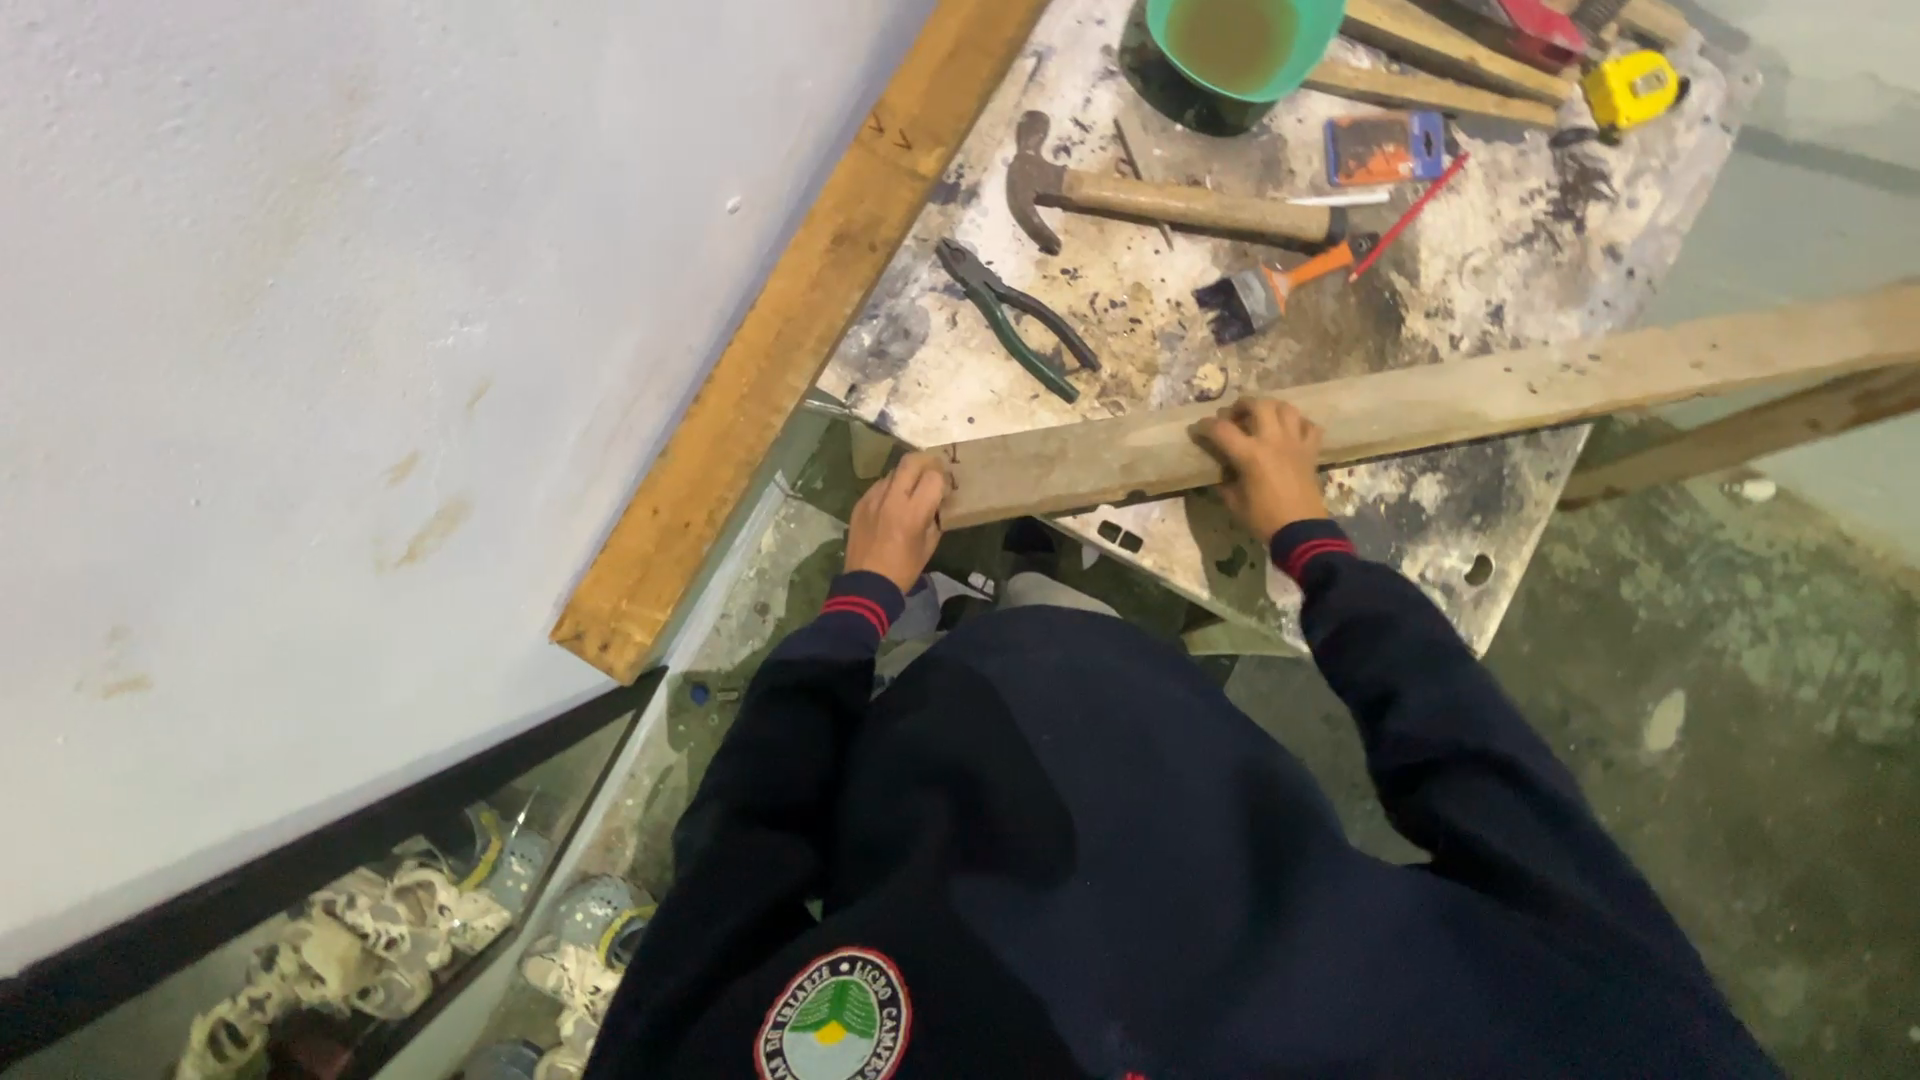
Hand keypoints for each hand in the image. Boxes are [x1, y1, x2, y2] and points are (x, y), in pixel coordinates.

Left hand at [845, 450, 949, 592]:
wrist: (867, 584)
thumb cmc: (904, 569)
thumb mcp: (929, 545)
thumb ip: (934, 519)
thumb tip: (937, 502)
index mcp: (913, 513)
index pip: (933, 476)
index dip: (943, 478)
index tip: (945, 486)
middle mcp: (892, 499)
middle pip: (911, 461)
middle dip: (926, 461)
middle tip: (932, 470)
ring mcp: (872, 499)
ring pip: (893, 472)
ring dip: (906, 475)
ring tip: (911, 489)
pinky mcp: (859, 504)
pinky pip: (878, 486)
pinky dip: (890, 488)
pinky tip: (892, 502)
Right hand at [1192, 396, 1328, 540]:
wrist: (1301, 530)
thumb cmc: (1263, 518)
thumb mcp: (1234, 501)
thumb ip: (1226, 480)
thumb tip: (1222, 470)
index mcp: (1250, 454)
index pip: (1221, 429)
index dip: (1204, 426)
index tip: (1197, 430)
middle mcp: (1273, 441)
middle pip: (1258, 404)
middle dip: (1240, 405)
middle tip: (1233, 416)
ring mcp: (1295, 443)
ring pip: (1286, 408)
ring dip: (1270, 408)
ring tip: (1261, 418)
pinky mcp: (1311, 451)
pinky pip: (1309, 426)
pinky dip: (1298, 424)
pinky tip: (1289, 432)